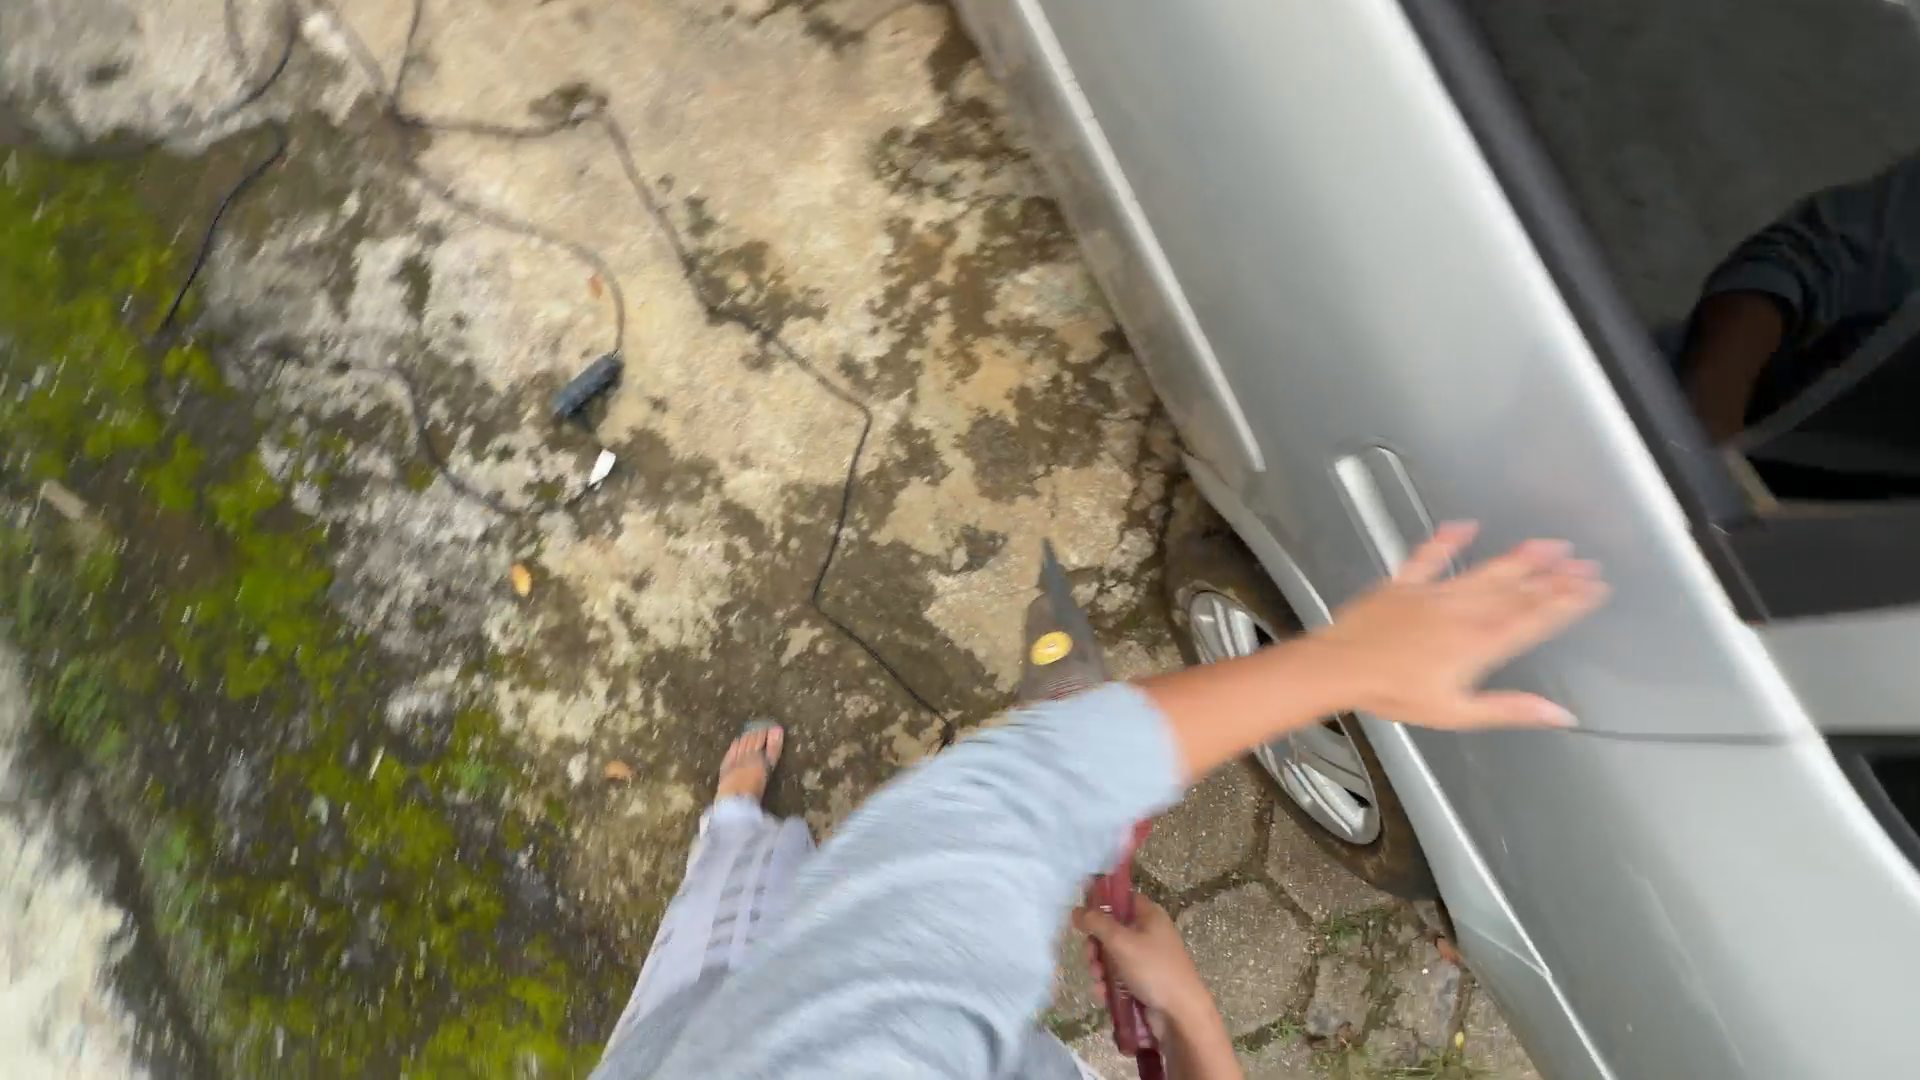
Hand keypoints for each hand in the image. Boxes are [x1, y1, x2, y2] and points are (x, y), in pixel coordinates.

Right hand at [1073, 897, 1213, 1026]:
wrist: (1182, 1015)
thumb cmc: (1153, 968)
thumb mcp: (1121, 941)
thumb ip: (1096, 922)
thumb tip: (1076, 911)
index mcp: (1149, 914)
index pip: (1120, 898)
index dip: (1100, 903)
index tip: (1082, 915)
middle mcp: (1148, 932)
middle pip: (1112, 929)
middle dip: (1096, 945)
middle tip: (1090, 956)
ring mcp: (1147, 958)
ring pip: (1113, 954)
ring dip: (1100, 967)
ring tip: (1097, 980)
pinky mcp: (1144, 981)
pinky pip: (1119, 975)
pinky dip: (1109, 983)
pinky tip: (1103, 994)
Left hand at [1311, 522, 1606, 729]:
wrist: (1339, 667)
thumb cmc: (1391, 692)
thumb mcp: (1455, 711)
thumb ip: (1510, 708)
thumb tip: (1560, 714)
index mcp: (1478, 644)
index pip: (1533, 619)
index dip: (1566, 603)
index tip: (1591, 589)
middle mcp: (1460, 614)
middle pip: (1515, 592)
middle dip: (1552, 578)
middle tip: (1584, 564)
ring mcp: (1430, 595)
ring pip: (1482, 573)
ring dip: (1516, 559)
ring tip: (1546, 544)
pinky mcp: (1401, 585)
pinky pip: (1426, 558)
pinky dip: (1445, 541)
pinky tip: (1463, 526)